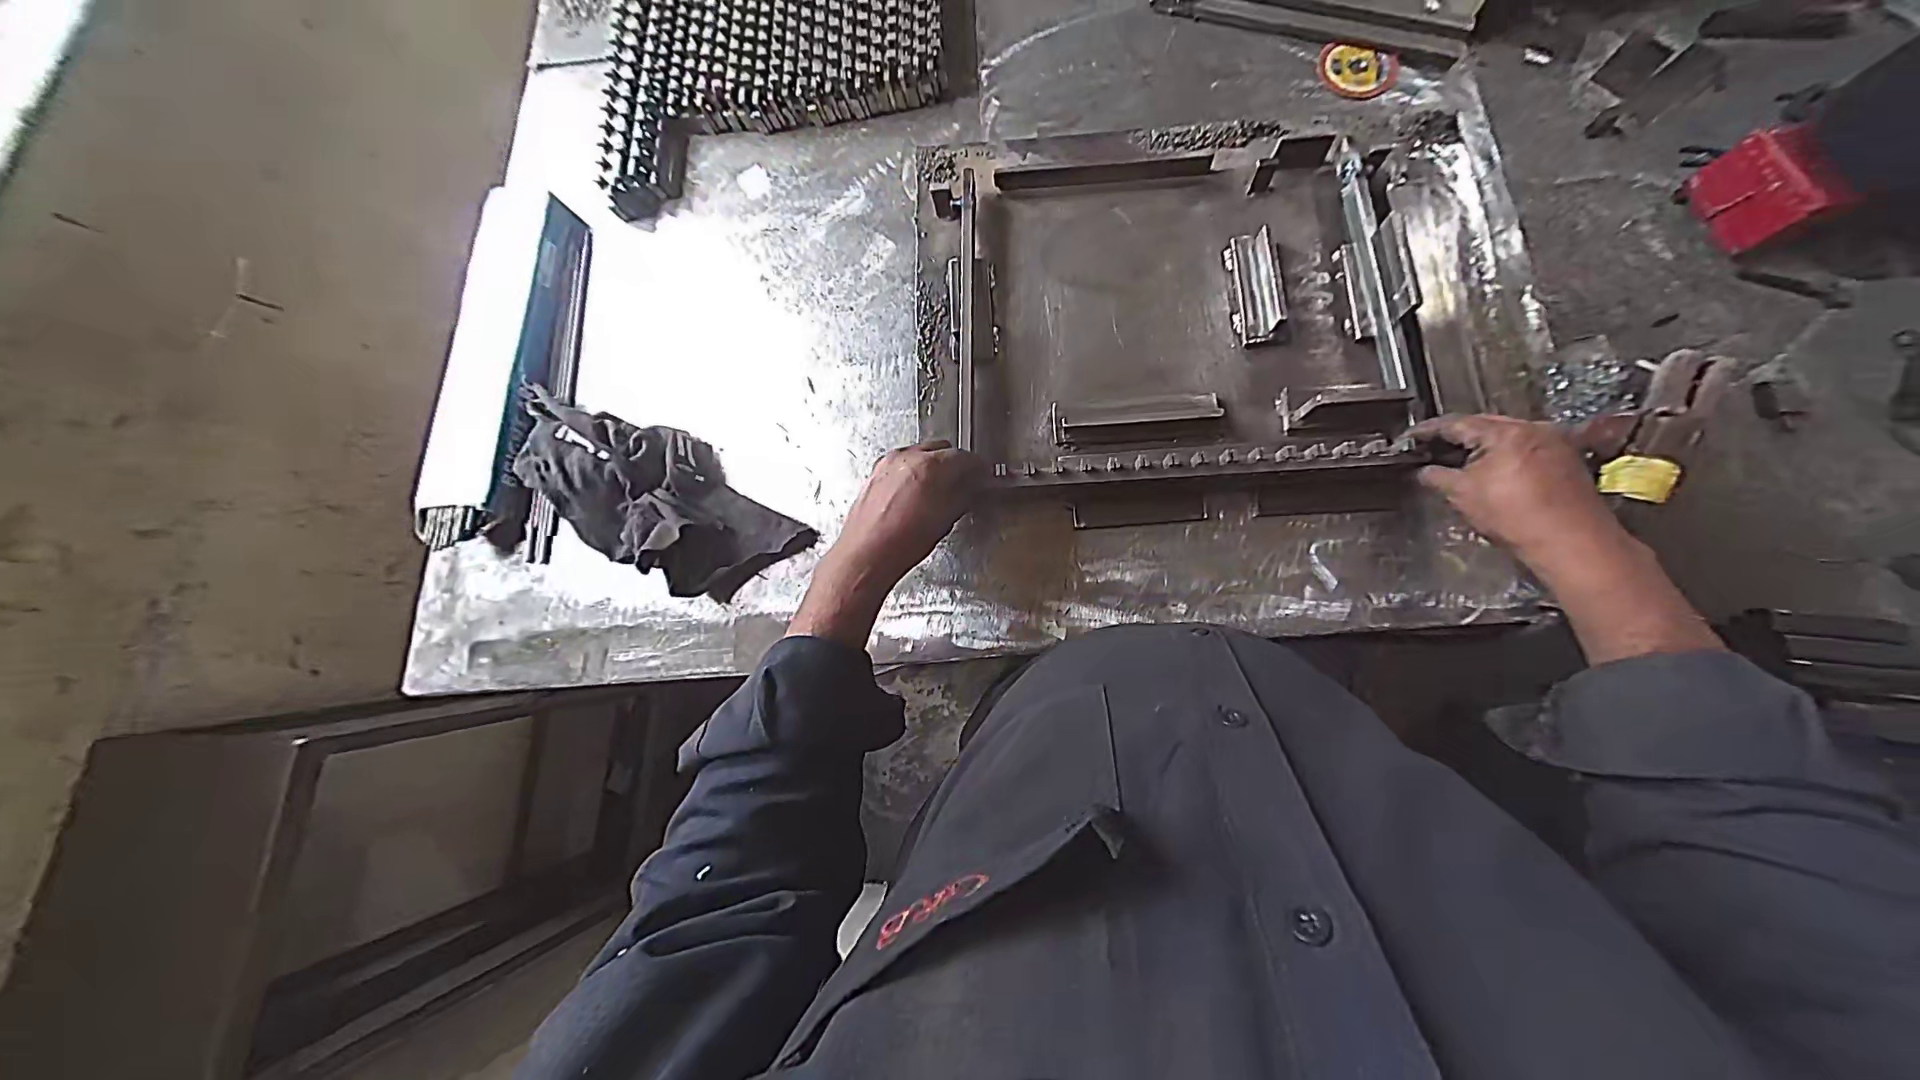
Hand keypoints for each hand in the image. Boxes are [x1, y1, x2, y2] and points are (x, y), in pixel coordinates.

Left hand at [787, 441, 985, 648]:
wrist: (866, 555)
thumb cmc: (900, 543)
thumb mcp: (944, 520)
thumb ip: (961, 496)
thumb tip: (968, 487)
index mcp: (930, 466)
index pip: (964, 457)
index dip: (978, 467)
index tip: (982, 475)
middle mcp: (907, 458)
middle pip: (941, 448)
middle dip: (954, 462)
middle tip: (964, 481)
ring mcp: (888, 464)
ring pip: (919, 454)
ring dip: (933, 465)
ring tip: (939, 489)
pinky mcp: (875, 473)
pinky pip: (901, 464)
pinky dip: (913, 472)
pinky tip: (916, 493)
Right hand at [1408, 414, 1620, 569]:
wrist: (1570, 541)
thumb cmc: (1512, 515)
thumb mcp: (1461, 494)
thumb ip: (1435, 476)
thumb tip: (1423, 471)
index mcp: (1505, 433)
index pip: (1455, 423)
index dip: (1426, 431)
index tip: (1408, 438)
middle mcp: (1533, 428)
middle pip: (1483, 425)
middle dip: (1454, 436)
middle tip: (1429, 449)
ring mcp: (1554, 441)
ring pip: (1505, 436)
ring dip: (1479, 446)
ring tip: (1456, 459)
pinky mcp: (1565, 458)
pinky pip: (1523, 447)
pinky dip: (1501, 454)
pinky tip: (1488, 470)